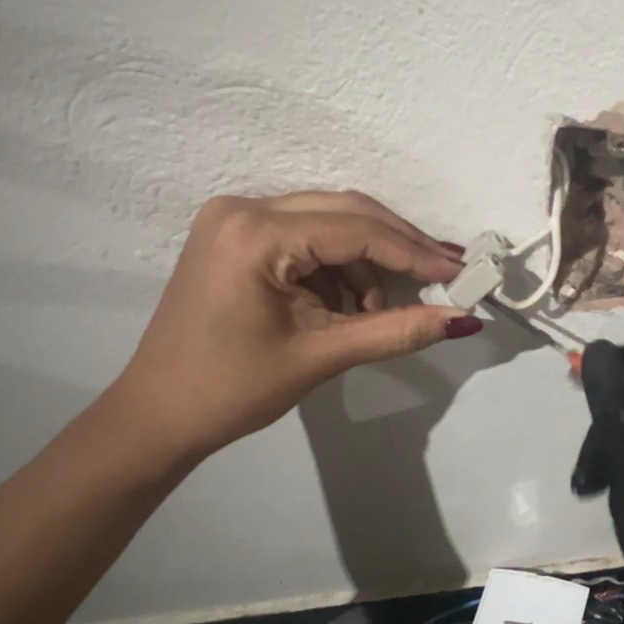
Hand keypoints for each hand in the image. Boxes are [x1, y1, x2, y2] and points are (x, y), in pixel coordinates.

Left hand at [111, 190, 478, 457]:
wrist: (159, 413)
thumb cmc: (233, 388)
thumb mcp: (322, 355)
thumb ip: (397, 330)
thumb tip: (463, 319)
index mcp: (255, 234)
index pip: (356, 230)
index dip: (414, 252)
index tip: (461, 272)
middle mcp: (242, 209)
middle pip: (346, 212)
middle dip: (398, 247)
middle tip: (446, 275)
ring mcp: (234, 219)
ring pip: (329, 223)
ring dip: (366, 262)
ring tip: (377, 312)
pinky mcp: (235, 237)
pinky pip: (306, 237)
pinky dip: (337, 268)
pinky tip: (346, 306)